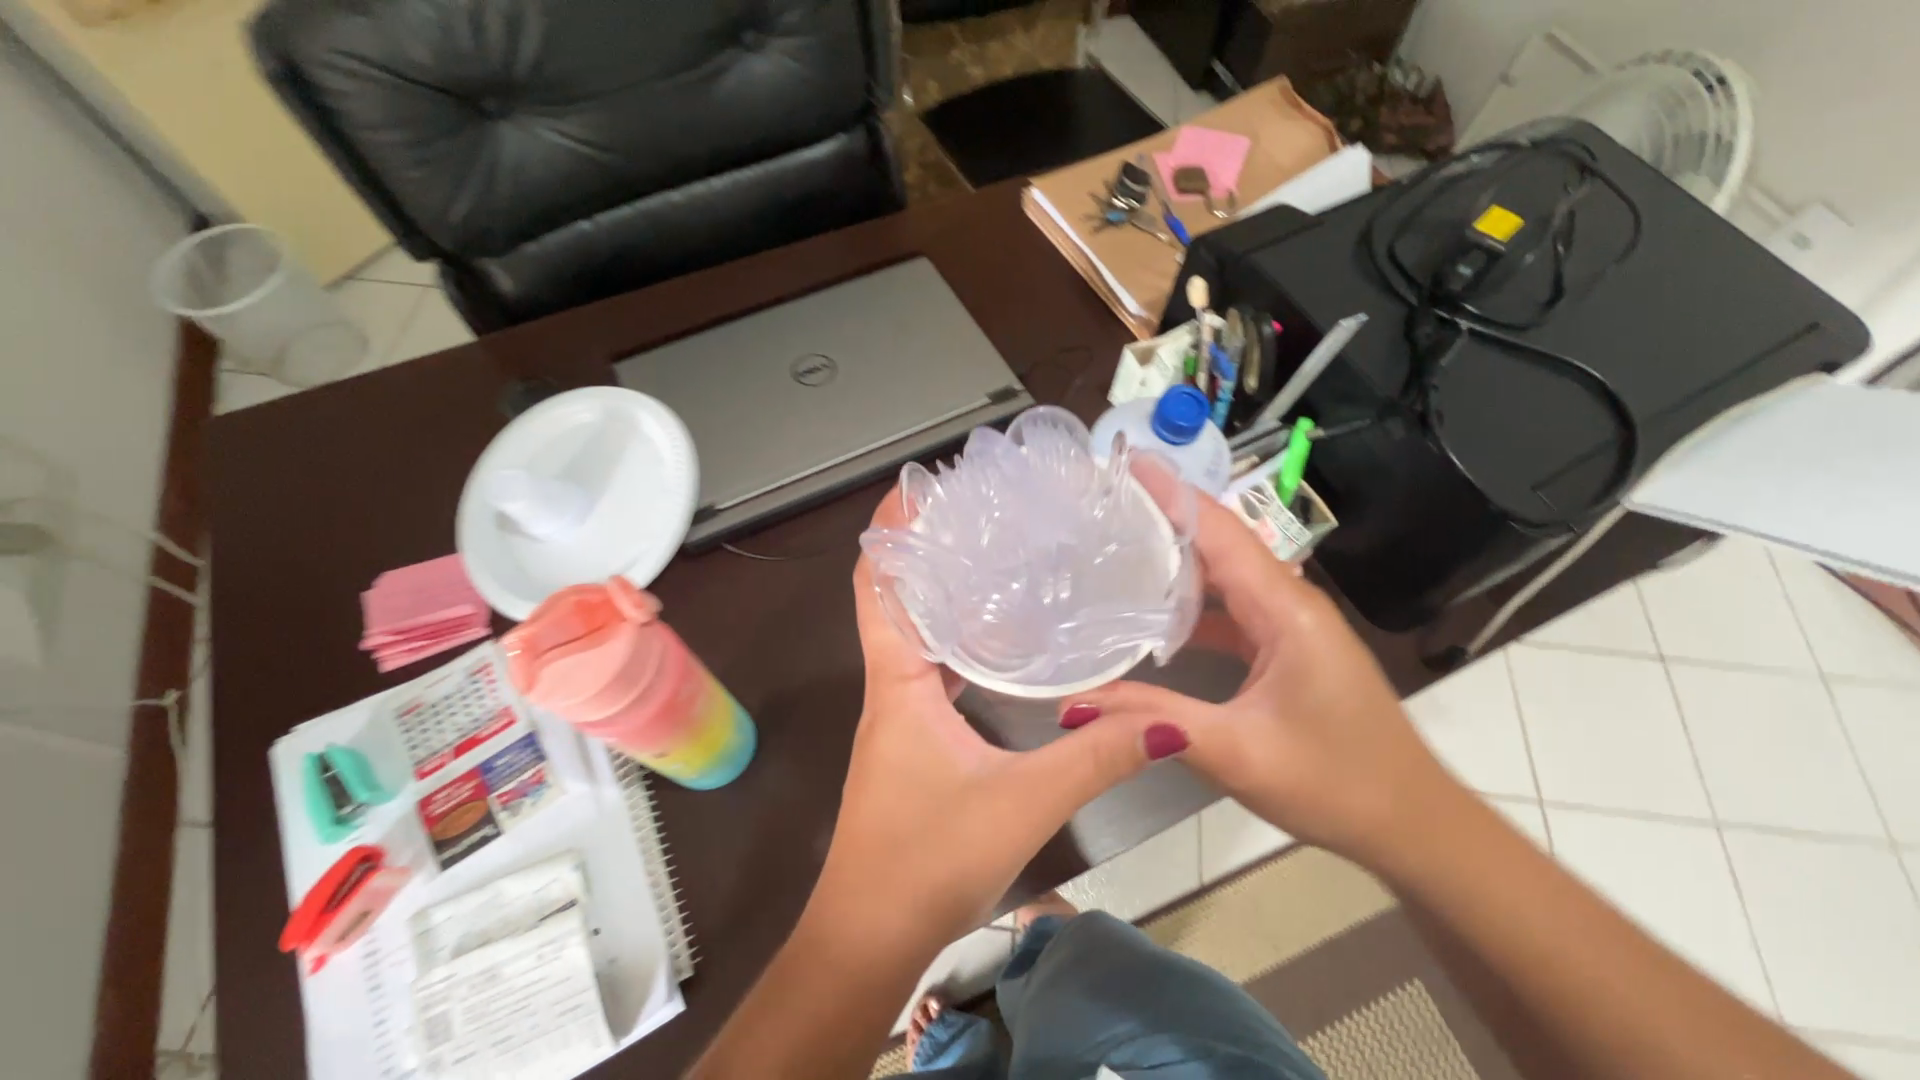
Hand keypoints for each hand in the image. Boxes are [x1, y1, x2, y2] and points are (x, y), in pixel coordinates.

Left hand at [809, 487, 1186, 949]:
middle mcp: (891, 691)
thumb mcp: (1022, 801)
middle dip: (932, 556)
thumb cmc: (927, 860)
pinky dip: (961, 651)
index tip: (922, 486)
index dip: (891, 532)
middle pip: (899, 603)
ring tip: (1003, 566)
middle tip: (987, 517)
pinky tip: (1006, 652)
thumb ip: (1095, 758)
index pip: (878, 586)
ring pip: (918, 641)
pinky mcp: (914, 748)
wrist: (870, 938)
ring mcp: (899, 721)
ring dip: (947, 602)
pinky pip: (934, 678)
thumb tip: (1166, 720)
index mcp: (897, 683)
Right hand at [1067, 469, 1460, 867]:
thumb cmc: (1335, 782)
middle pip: (1221, 545)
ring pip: (1226, 579)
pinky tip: (1153, 621)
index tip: (1123, 459)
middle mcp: (1291, 604)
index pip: (1220, 532)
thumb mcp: (1236, 752)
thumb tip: (1073, 706)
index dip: (1172, 493)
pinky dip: (1193, 607)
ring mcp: (1293, 627)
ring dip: (1176, 562)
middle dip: (1163, 518)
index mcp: (1286, 610)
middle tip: (1100, 505)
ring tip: (1113, 550)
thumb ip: (1155, 719)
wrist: (1410, 823)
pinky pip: (1233, 612)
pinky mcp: (1290, 650)